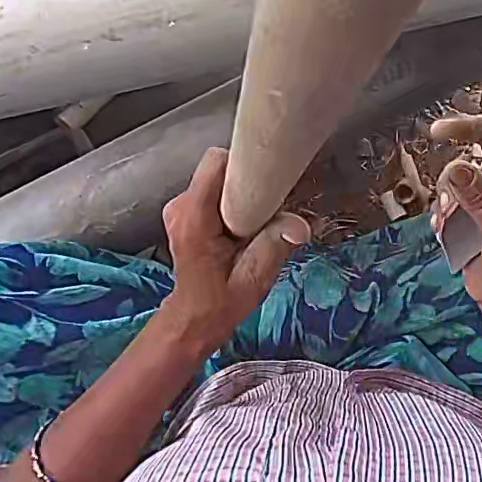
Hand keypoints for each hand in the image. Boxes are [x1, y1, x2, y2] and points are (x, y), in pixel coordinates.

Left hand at [158, 147, 309, 350]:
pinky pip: (216, 189)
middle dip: (248, 182)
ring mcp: (180, 206)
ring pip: (220, 178)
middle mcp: (181, 205)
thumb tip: (300, 224)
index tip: (270, 180)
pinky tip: (245, 224)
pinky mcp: (186, 210)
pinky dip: (234, 200)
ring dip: (242, 193)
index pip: (216, 163)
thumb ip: (273, 249)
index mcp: (193, 218)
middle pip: (221, 168)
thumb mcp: (252, 280)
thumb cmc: (220, 302)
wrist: (194, 318)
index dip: (246, 165)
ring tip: (258, 220)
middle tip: (270, 208)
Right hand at [430, 99, 481, 313]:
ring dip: (450, 183)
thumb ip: (481, 199)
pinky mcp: (473, 212)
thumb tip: (456, 167)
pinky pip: (453, 194)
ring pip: (467, 168)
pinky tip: (443, 225)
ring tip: (448, 212)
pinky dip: (444, 205)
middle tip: (439, 131)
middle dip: (467, 134)